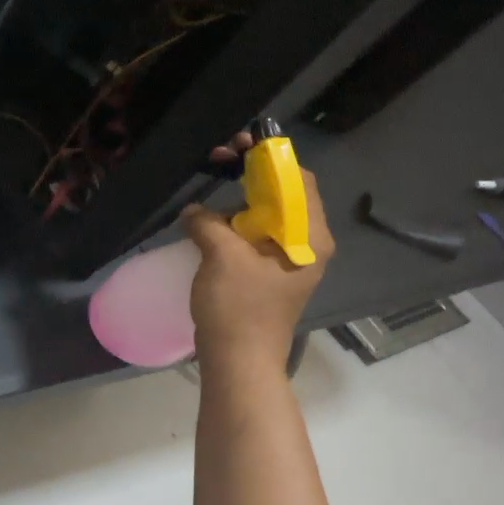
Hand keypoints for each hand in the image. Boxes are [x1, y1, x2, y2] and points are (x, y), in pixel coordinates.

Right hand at [181, 168, 334, 363]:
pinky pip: (252, 236)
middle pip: (283, 195)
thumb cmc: (239, 309)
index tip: (238, 145)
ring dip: (238, 198)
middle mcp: (305, 244)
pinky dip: (232, 222)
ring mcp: (286, 260)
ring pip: (265, 215)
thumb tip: (195, 211)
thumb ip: (210, 225)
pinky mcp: (266, 273)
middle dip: (252, 173)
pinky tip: (207, 224)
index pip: (298, 181)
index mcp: (309, 237)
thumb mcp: (223, 259)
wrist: (239, 359)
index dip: (270, 158)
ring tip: (208, 188)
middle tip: (217, 158)